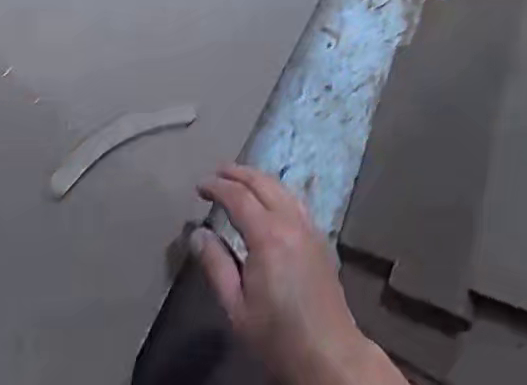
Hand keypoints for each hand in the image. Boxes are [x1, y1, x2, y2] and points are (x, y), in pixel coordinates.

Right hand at [192, 165, 404, 384]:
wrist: (329, 353)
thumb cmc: (277, 335)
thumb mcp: (236, 307)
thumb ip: (216, 265)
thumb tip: (197, 233)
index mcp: (268, 235)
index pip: (239, 197)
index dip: (217, 187)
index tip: (199, 186)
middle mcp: (290, 221)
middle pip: (262, 182)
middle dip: (238, 173)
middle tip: (216, 172)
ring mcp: (309, 226)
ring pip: (282, 187)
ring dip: (258, 178)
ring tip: (238, 179)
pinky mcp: (320, 237)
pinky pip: (294, 200)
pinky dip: (276, 189)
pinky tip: (269, 197)